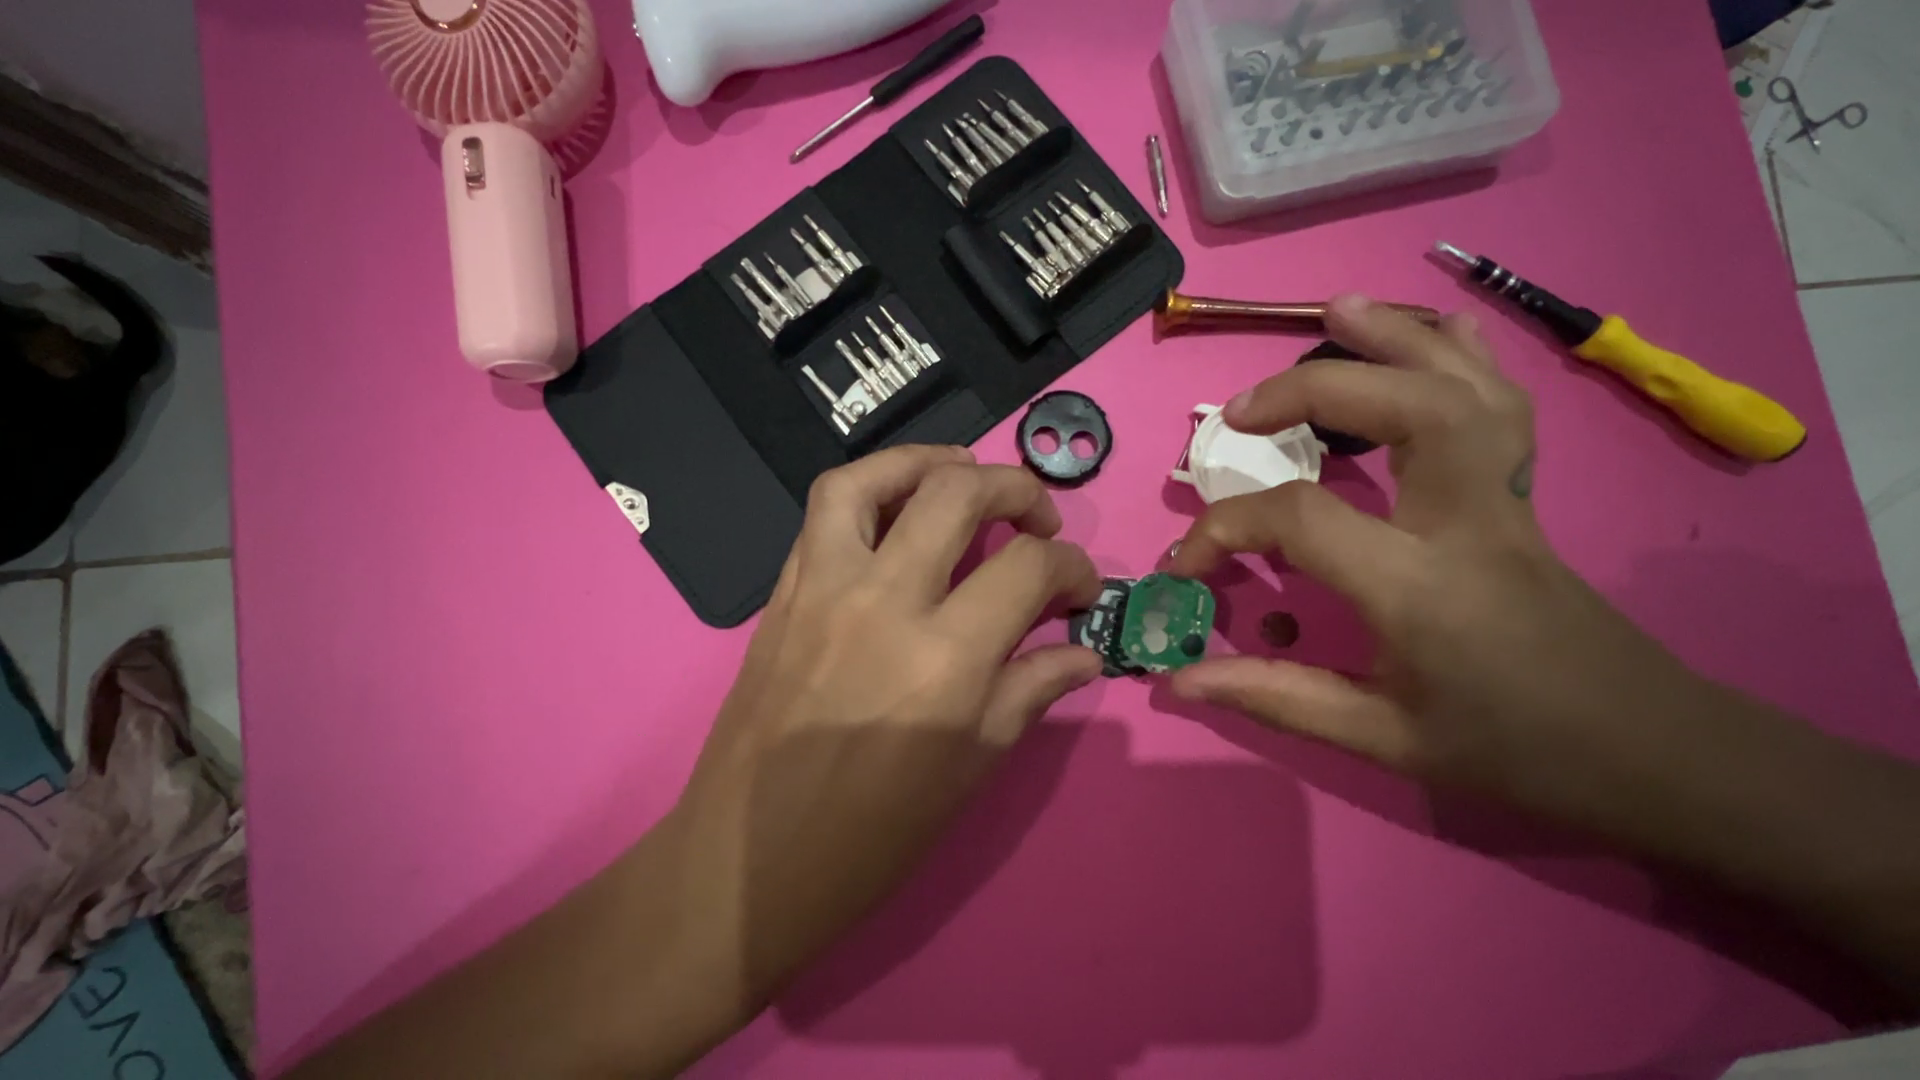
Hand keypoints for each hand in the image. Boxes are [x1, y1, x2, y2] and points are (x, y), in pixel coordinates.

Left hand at [669, 444, 1102, 1022]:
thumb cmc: (875, 833)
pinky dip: (868, 493)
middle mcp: (883, 602)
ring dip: (927, 461)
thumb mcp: (972, 768)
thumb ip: (1031, 691)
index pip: (1028, 568)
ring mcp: (822, 590)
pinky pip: (822, 516)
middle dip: (1016, 488)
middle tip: (1037, 520)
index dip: (1071, 568)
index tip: (1079, 588)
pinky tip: (895, 516)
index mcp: (945, 658)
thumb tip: (1084, 652)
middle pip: (957, 495)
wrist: (754, 859)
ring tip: (963, 475)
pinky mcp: (782, 595)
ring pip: (871, 480)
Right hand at [1168, 295, 1727, 823]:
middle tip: (1242, 409)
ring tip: (1334, 312)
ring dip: (1394, 336)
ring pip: (1465, 382)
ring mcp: (1506, 496)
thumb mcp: (1382, 740)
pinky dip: (1457, 350)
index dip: (1224, 527)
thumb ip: (1275, 698)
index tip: (1185, 562)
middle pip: (1406, 407)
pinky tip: (1423, 331)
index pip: (1302, 520)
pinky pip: (1498, 398)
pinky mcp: (1523, 492)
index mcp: (1421, 586)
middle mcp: (1468, 520)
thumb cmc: (1508, 749)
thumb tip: (1179, 679)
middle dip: (1313, 388)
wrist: (1647, 749)